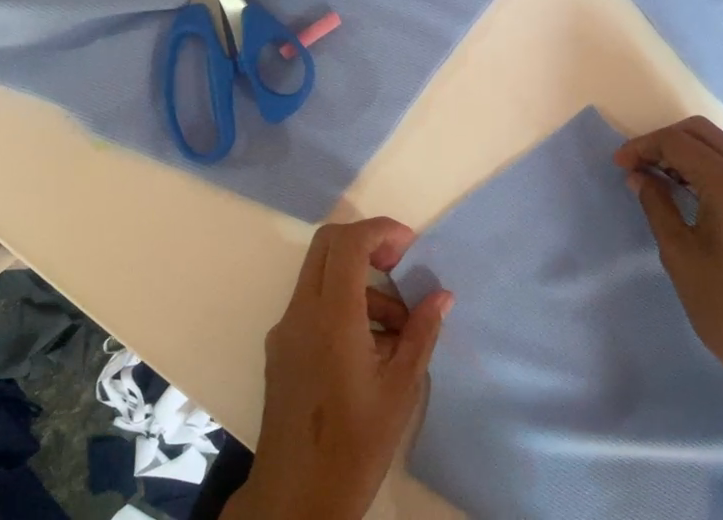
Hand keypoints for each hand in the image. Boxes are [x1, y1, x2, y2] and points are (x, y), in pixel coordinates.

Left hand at [224, 218, 453, 519]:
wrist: (297, 497)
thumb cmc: (356, 444)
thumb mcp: (401, 388)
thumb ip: (422, 333)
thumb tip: (441, 296)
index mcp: (331, 318)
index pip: (348, 243)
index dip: (381, 231)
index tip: (410, 246)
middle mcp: (301, 314)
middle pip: (326, 246)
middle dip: (367, 244)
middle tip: (401, 266)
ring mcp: (285, 331)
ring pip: (321, 276)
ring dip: (360, 283)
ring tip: (399, 330)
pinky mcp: (280, 350)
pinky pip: (313, 306)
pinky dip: (343, 306)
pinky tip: (373, 349)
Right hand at [615, 116, 722, 397]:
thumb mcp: (679, 254)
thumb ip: (657, 205)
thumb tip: (639, 176)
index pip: (679, 143)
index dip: (643, 147)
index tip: (618, 165)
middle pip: (703, 134)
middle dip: (664, 141)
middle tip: (636, 166)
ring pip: (721, 148)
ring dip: (686, 153)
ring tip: (655, 178)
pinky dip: (706, 168)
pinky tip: (686, 192)